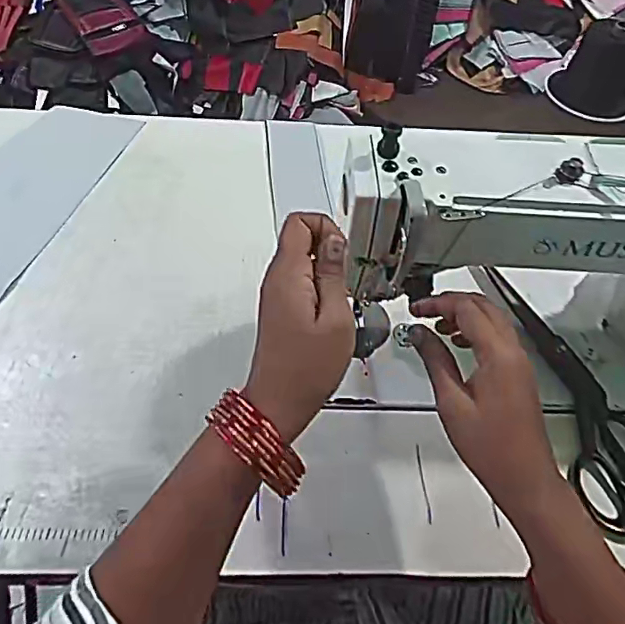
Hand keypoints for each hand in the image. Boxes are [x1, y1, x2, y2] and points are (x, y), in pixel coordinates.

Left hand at [244, 213, 354, 439]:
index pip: (299, 222)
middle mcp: (276, 279)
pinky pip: (301, 278)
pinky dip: (321, 283)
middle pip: (300, 236)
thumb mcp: (336, 318)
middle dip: (330, 247)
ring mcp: (276, 293)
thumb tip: (335, 241)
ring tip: (343, 295)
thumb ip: (335, 274)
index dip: (327, 227)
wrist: (279, 401)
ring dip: (327, 267)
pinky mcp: (280, 306)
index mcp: (287, 275)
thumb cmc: (305, 370)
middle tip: (348, 276)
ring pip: (302, 257)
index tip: (345, 252)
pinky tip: (334, 307)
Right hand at [407, 293, 564, 519]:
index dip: (439, 302)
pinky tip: (458, 344)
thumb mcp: (452, 402)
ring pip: (493, 319)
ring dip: (465, 314)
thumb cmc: (494, 450)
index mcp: (498, 355)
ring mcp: (520, 362)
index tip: (419, 308)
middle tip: (425, 310)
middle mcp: (514, 353)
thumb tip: (421, 335)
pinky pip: (499, 337)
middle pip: (483, 306)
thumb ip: (435, 361)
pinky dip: (477, 330)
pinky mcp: (520, 372)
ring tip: (437, 325)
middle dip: (452, 302)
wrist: (524, 476)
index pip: (467, 309)